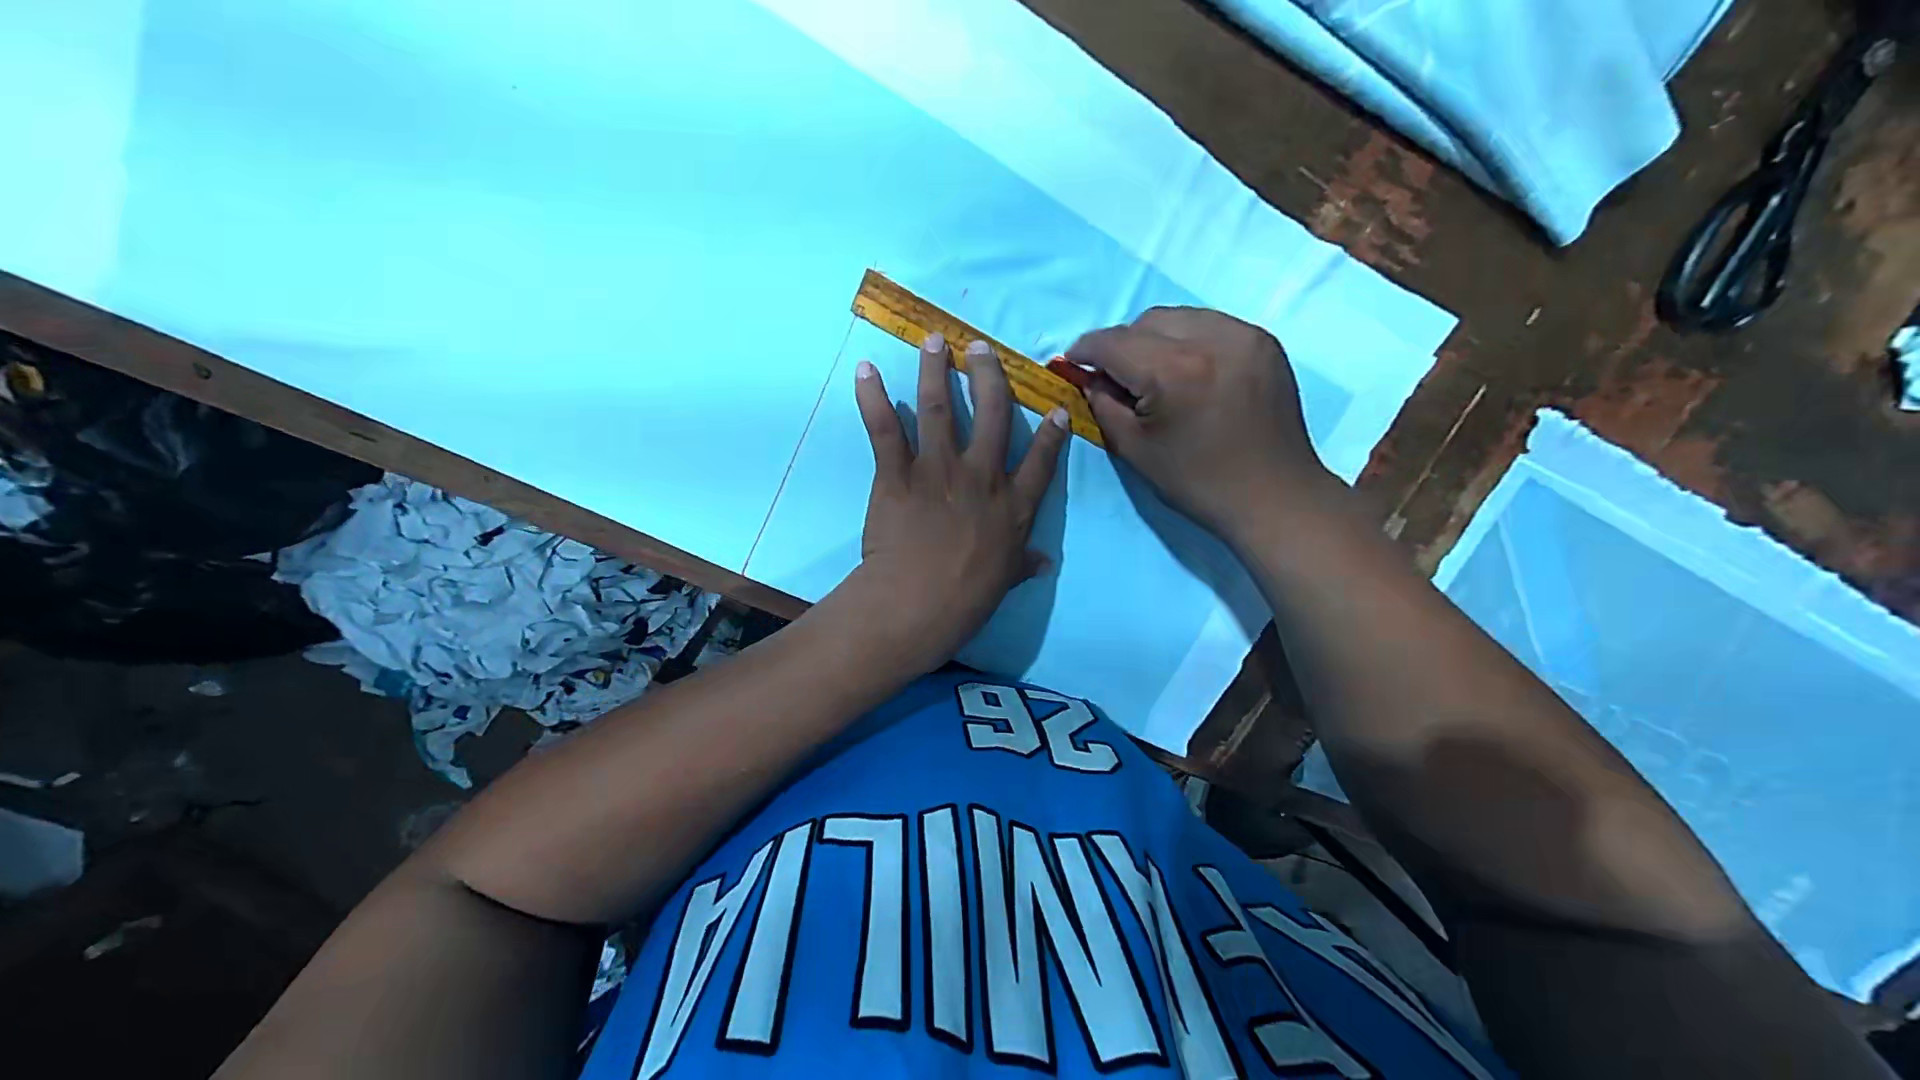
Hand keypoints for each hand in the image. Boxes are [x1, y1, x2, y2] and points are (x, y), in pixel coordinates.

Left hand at [849, 332, 1068, 666]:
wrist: (918, 603)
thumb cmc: (967, 599)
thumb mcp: (1005, 581)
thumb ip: (1024, 564)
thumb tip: (1045, 563)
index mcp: (1013, 505)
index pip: (1042, 461)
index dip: (1054, 432)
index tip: (1058, 406)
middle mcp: (981, 477)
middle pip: (995, 415)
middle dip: (990, 376)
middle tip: (981, 348)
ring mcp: (939, 471)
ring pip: (940, 410)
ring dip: (935, 371)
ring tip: (933, 340)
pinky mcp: (898, 475)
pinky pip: (884, 430)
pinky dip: (872, 398)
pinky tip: (865, 370)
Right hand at [1066, 307, 1340, 540]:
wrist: (1273, 495)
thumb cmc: (1196, 481)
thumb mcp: (1134, 448)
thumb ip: (1103, 404)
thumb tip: (1090, 377)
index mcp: (1174, 371)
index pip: (1114, 342)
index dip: (1085, 349)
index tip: (1072, 361)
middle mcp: (1211, 339)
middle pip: (1146, 321)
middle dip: (1122, 344)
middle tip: (1115, 375)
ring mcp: (1244, 335)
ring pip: (1180, 317)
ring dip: (1155, 338)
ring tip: (1153, 371)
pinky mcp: (1264, 341)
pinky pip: (1211, 324)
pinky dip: (1189, 340)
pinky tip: (1189, 369)